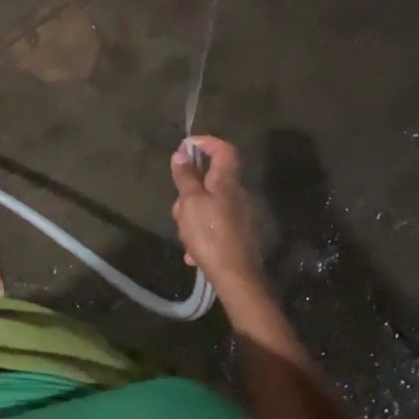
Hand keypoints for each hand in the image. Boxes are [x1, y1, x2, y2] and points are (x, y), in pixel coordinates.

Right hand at [170, 136, 267, 306]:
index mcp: (227, 182)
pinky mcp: (239, 234)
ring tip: (185, 235)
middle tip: (179, 208)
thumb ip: (186, 176)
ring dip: (192, 216)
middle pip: (210, 181)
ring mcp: (240, 215)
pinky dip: (200, 232)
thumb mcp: (190, 202)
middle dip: (189, 192)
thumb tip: (182, 153)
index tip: (185, 146)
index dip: (206, 142)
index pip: (223, 150)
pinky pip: (213, 224)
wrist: (236, 276)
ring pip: (208, 204)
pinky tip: (193, 251)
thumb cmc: (210, 233)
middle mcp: (237, 194)